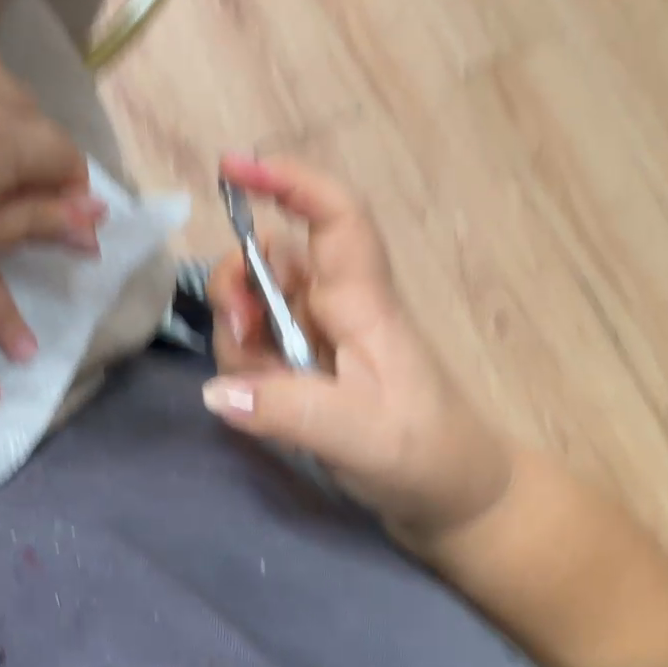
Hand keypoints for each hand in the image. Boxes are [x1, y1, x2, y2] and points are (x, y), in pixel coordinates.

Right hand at [201, 156, 513, 545]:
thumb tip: (215, 391)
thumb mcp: (361, 436)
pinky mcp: (299, 368)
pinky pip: (250, 349)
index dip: (289, 182)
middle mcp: (334, 308)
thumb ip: (288, 411)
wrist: (453, 499)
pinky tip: (260, 405)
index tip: (235, 167)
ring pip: (251, 307)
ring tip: (256, 388)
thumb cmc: (426, 455)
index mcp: (362, 304)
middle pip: (270, 260)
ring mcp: (313, 339)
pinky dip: (240, 370)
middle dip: (236, 284)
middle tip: (237, 328)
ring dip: (235, 338)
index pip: (333, 219)